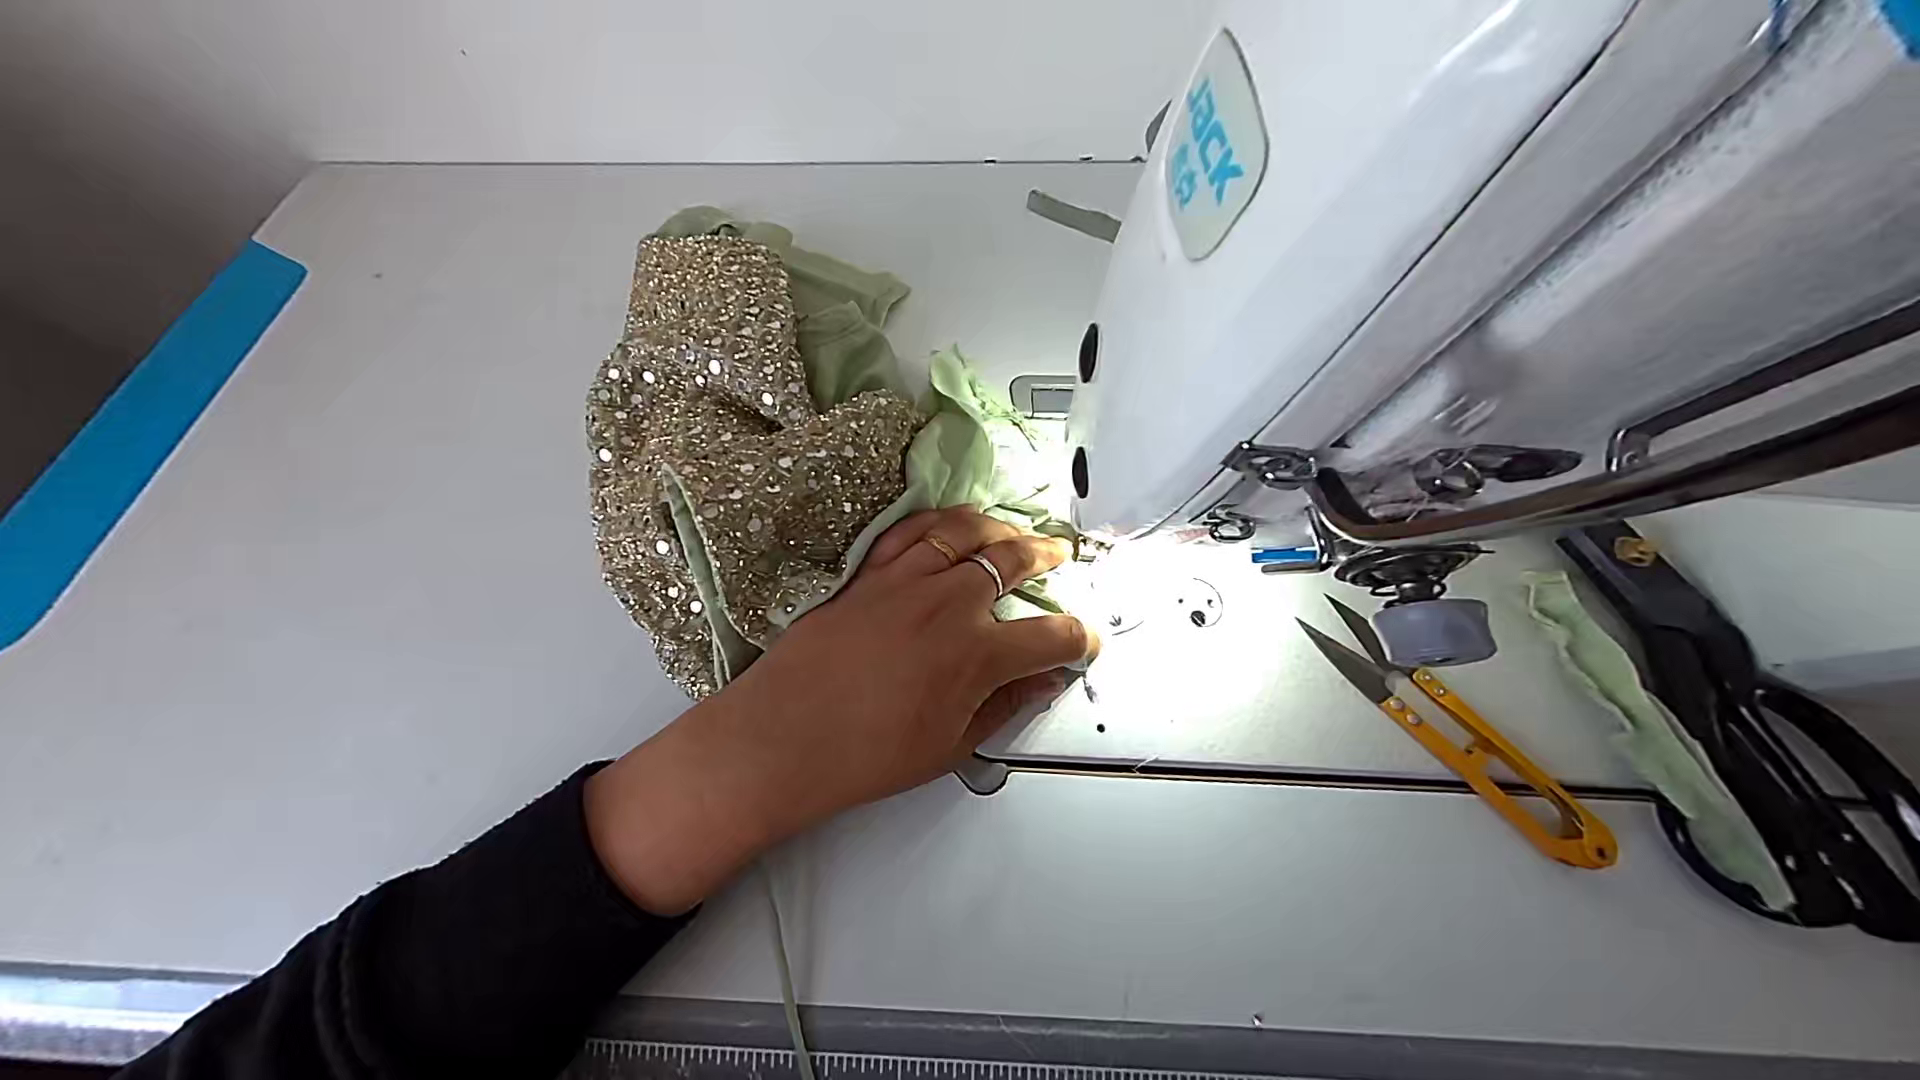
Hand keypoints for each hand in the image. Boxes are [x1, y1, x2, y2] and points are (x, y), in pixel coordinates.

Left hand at [584, 508, 1097, 913]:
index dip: (1078, 639)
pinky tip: (950, 525)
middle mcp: (946, 604)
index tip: (1083, 641)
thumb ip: (1005, 705)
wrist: (781, 739)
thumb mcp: (950, 744)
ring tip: (1013, 531)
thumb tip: (1042, 681)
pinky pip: (912, 531)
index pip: (1050, 636)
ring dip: (999, 527)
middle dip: (1045, 557)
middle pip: (1012, 561)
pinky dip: (940, 521)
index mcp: (976, 654)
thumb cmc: (864, 755)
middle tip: (1057, 557)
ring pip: (965, 531)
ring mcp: (905, 580)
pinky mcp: (868, 572)